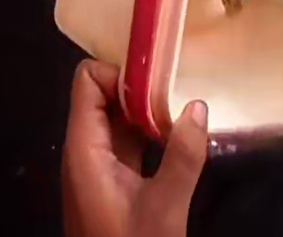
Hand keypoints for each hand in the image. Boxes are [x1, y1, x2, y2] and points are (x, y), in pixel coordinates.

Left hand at [62, 61, 208, 236]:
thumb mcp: (164, 211)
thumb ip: (182, 156)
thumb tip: (198, 104)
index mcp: (84, 152)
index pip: (87, 81)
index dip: (118, 70)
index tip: (157, 75)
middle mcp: (85, 152)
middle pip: (103, 92)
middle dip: (138, 83)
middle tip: (177, 83)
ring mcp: (98, 167)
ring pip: (117, 114)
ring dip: (147, 106)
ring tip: (181, 101)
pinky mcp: (113, 181)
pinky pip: (127, 137)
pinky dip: (149, 127)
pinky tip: (177, 132)